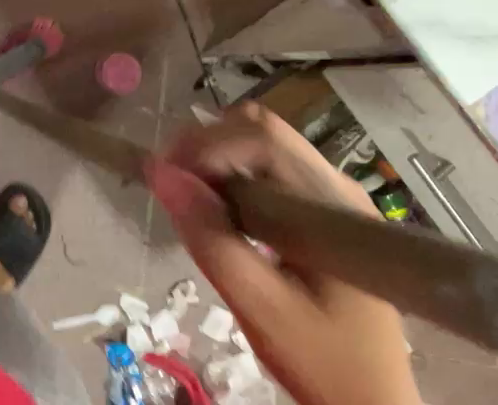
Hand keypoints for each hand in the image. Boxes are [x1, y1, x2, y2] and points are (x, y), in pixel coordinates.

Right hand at [148, 102, 421, 404]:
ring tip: (188, 202)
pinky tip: (219, 217)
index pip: (262, 137)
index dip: (206, 143)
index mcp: (332, 203)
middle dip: (207, 147)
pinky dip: (234, 181)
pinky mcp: (325, 214)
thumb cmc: (326, 365)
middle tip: (171, 185)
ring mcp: (335, 198)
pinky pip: (271, 174)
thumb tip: (160, 174)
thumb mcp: (262, 310)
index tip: (166, 176)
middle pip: (262, 132)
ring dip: (218, 163)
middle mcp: (337, 186)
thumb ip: (213, 241)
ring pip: (263, 149)